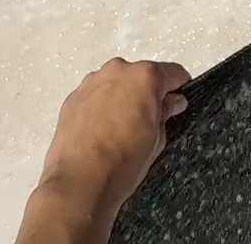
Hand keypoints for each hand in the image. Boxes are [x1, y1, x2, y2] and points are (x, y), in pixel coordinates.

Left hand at [34, 58, 191, 214]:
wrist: (79, 181)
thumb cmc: (126, 160)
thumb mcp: (157, 139)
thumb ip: (165, 113)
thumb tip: (172, 101)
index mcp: (145, 76)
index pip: (172, 73)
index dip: (178, 88)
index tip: (178, 103)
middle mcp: (119, 69)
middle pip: (140, 75)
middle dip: (145, 93)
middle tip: (145, 120)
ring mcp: (92, 80)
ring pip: (115, 83)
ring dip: (121, 97)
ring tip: (117, 127)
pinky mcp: (72, 96)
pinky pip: (94, 95)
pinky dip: (100, 106)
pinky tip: (98, 131)